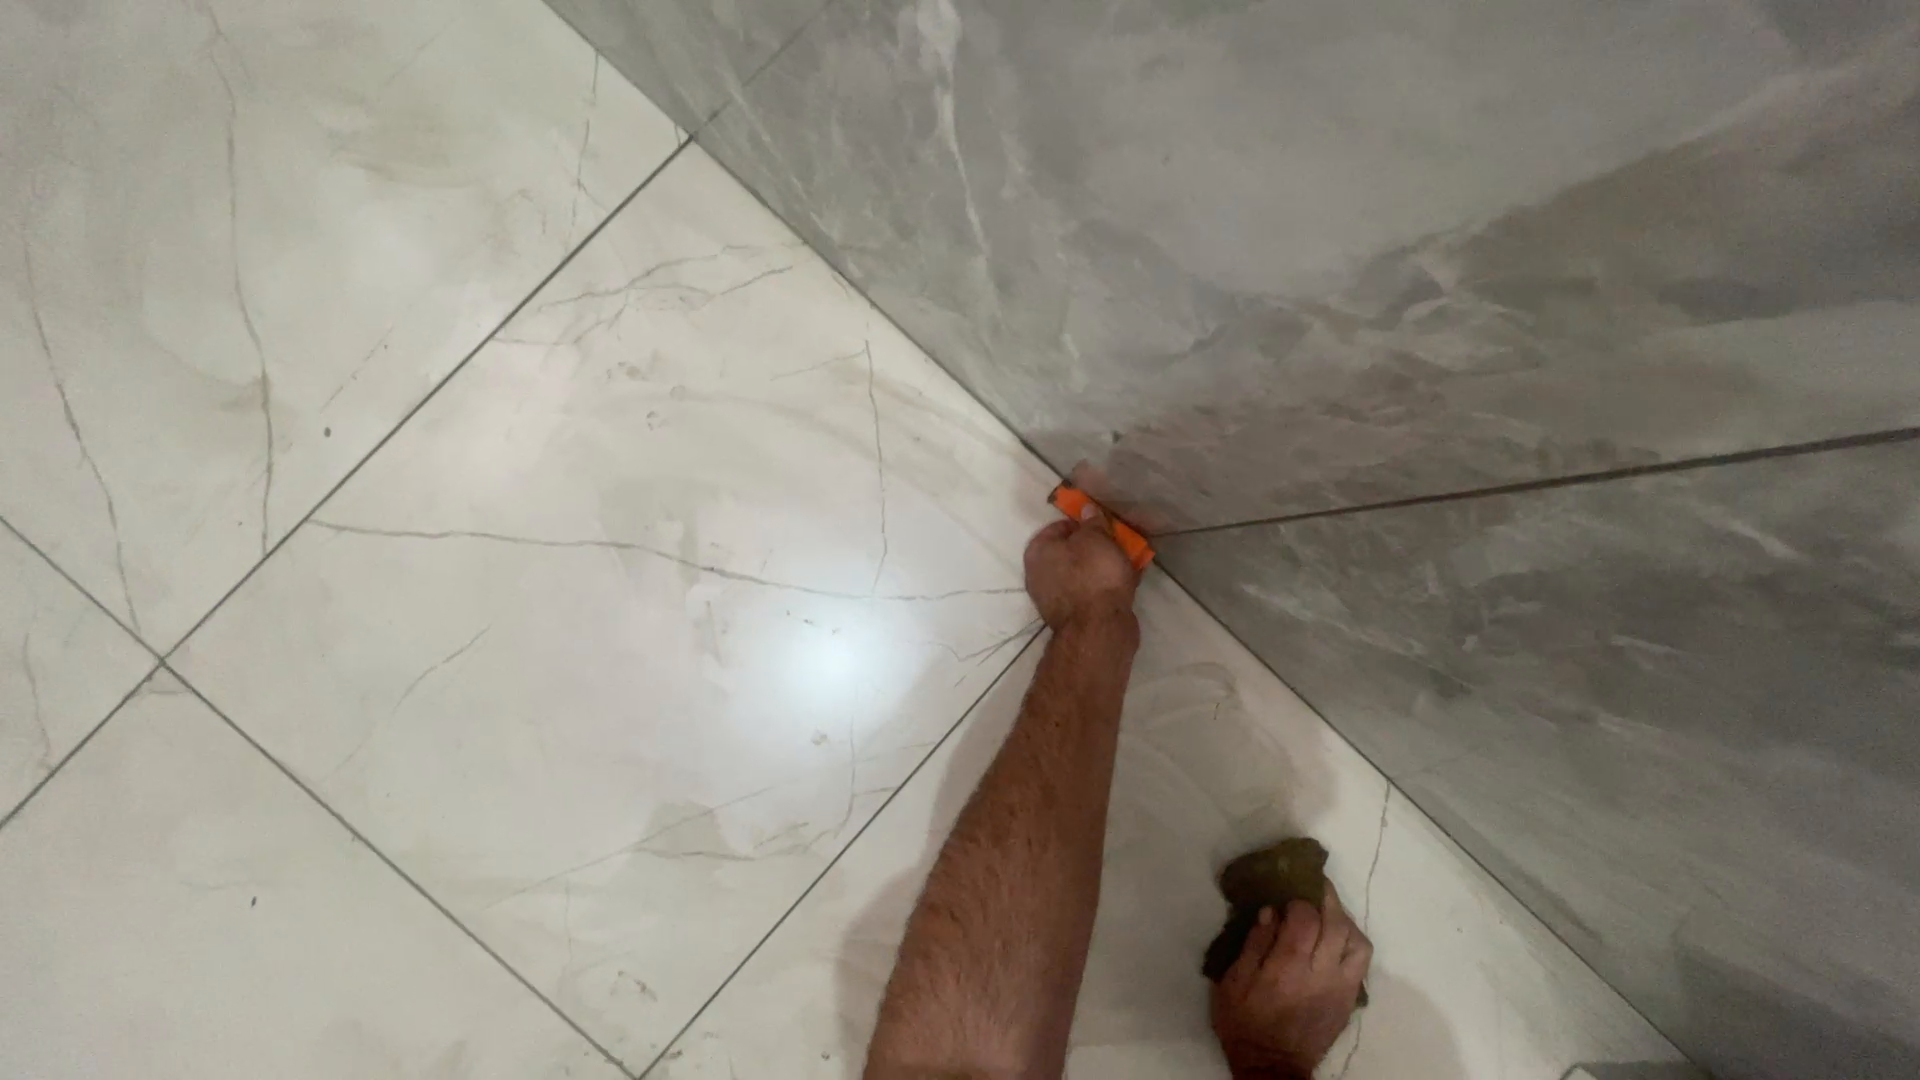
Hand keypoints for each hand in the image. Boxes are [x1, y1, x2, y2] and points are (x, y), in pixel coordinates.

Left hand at [1023, 505, 1141, 630]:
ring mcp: (1055, 598)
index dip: (1081, 523)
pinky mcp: (1074, 616)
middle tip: (1117, 542)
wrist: (1099, 628)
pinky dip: (1106, 585)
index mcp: (1038, 553)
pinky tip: (1128, 581)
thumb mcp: (1096, 539)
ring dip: (1103, 566)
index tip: (1103, 524)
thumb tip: (1086, 510)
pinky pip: (1091, 592)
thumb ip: (1092, 523)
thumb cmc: (1094, 574)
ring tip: (1128, 560)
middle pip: (1070, 552)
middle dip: (1095, 546)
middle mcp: (1039, 575)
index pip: (1056, 527)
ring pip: (1082, 573)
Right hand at [1211, 885, 1371, 1079]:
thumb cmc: (1244, 1019)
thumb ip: (1253, 943)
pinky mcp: (1348, 1001)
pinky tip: (1334, 939)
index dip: (1299, 899)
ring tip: (1328, 912)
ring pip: (1358, 944)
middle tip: (1314, 885)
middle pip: (1337, 925)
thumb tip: (1269, 911)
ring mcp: (1340, 989)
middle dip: (1327, 899)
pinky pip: (1360, 964)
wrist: (1270, 1066)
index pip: (1306, 918)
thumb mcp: (1234, 979)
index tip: (1287, 892)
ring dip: (1345, 921)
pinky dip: (1351, 943)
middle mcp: (1321, 975)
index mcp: (1288, 967)